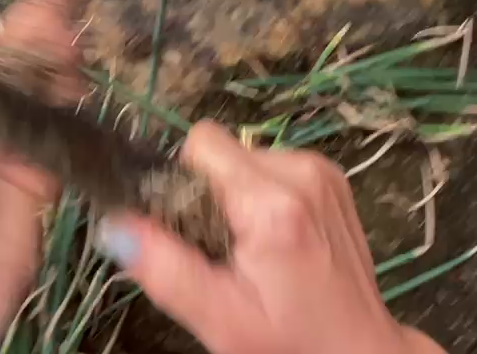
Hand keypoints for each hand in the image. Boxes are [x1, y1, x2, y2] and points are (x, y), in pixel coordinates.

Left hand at [0, 0, 84, 353]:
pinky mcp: (34, 182)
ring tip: (82, 60)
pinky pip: (59, 141)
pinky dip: (73, 121)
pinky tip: (84, 102)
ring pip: (45, 99)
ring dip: (65, 77)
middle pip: (22, 68)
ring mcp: (5, 149)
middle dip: (50, 44)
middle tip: (76, 29)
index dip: (28, 16)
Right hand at [98, 122, 446, 353]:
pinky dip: (263, 191)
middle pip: (222, 148)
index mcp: (271, 203)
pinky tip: (276, 234)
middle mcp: (299, 171)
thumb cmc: (289, 342)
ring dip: (236, 190)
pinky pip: (270, 161)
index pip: (202, 143)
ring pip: (244, 154)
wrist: (363, 352)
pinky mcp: (330, 172)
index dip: (184, 179)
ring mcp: (319, 168)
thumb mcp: (221, 319)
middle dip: (209, 188)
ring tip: (253, 244)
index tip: (192, 225)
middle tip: (222, 244)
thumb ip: (165, 268)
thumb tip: (113, 223)